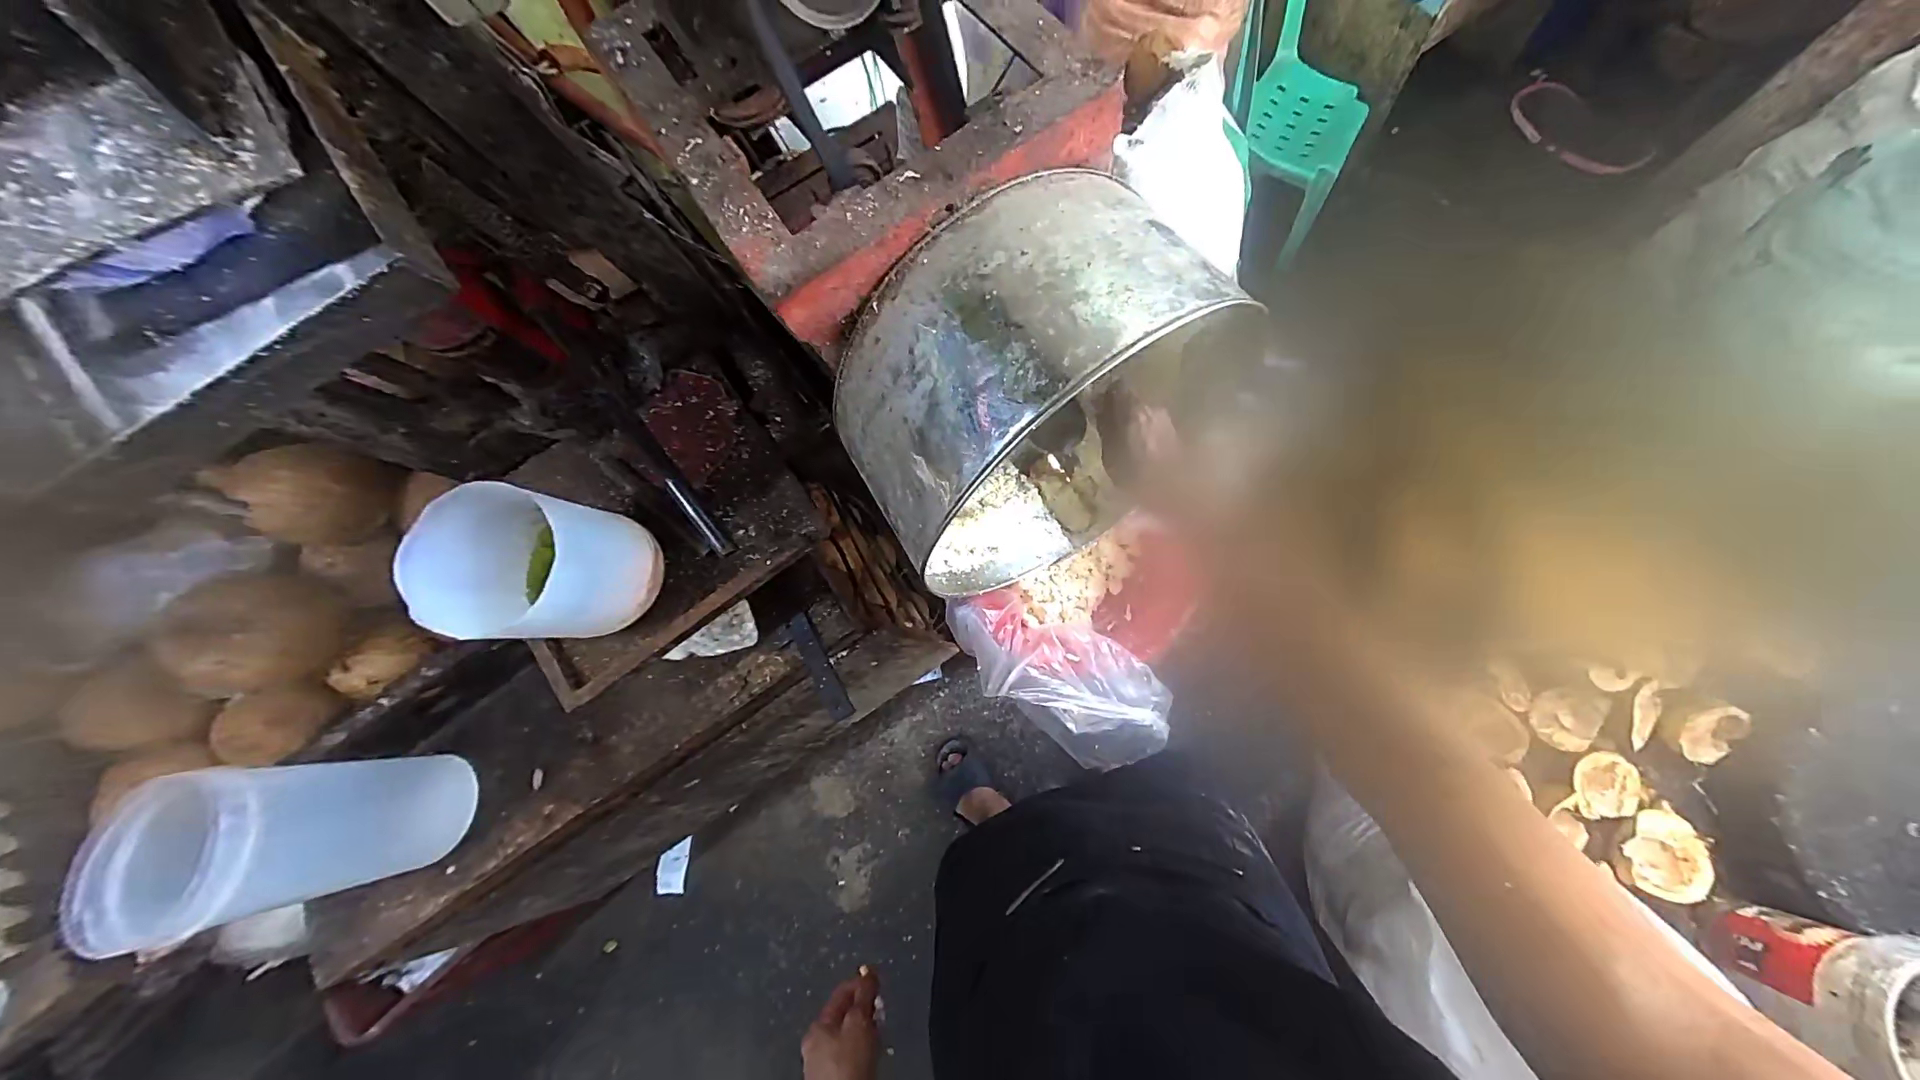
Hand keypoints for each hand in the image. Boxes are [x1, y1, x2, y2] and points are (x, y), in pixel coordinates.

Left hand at [802, 965, 879, 1079]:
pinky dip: (862, 1047)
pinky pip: (850, 1054)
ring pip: (847, 1035)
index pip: (841, 992)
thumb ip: (864, 996)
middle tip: (880, 1006)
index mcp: (818, 1026)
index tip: (878, 979)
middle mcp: (815, 1043)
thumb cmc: (848, 1062)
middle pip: (843, 1014)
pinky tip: (871, 1053)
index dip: (860, 982)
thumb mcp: (859, 1023)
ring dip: (864, 1028)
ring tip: (879, 1029)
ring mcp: (822, 1064)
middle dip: (863, 1007)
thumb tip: (868, 971)